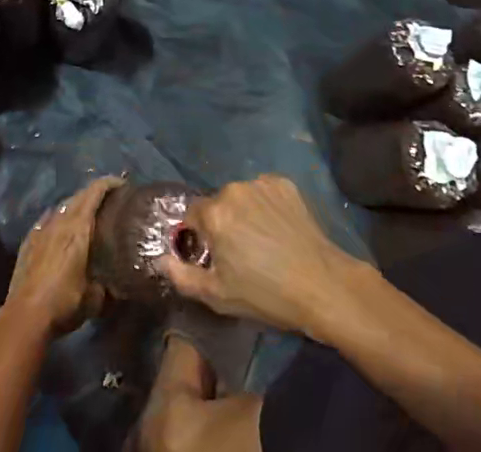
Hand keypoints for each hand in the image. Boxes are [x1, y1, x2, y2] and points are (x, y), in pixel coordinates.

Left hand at [2, 175, 121, 335]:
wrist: (24, 318)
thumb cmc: (64, 303)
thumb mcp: (94, 298)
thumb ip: (106, 284)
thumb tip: (115, 283)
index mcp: (78, 228)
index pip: (94, 192)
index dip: (109, 183)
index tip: (122, 184)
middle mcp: (59, 222)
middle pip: (78, 196)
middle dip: (95, 192)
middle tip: (110, 199)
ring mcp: (41, 231)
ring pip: (61, 207)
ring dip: (76, 205)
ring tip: (87, 213)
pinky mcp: (28, 242)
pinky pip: (46, 220)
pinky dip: (58, 218)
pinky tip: (60, 226)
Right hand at [160, 174, 365, 336]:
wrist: (320, 283)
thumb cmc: (264, 293)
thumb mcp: (216, 295)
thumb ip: (181, 276)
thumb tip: (160, 259)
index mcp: (214, 213)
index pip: (192, 214)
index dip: (198, 235)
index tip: (211, 254)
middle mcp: (235, 190)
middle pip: (217, 203)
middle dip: (221, 222)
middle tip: (238, 251)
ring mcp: (263, 184)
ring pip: (241, 196)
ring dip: (243, 212)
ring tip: (261, 240)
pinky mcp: (286, 185)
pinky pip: (264, 191)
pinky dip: (265, 205)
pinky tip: (277, 228)